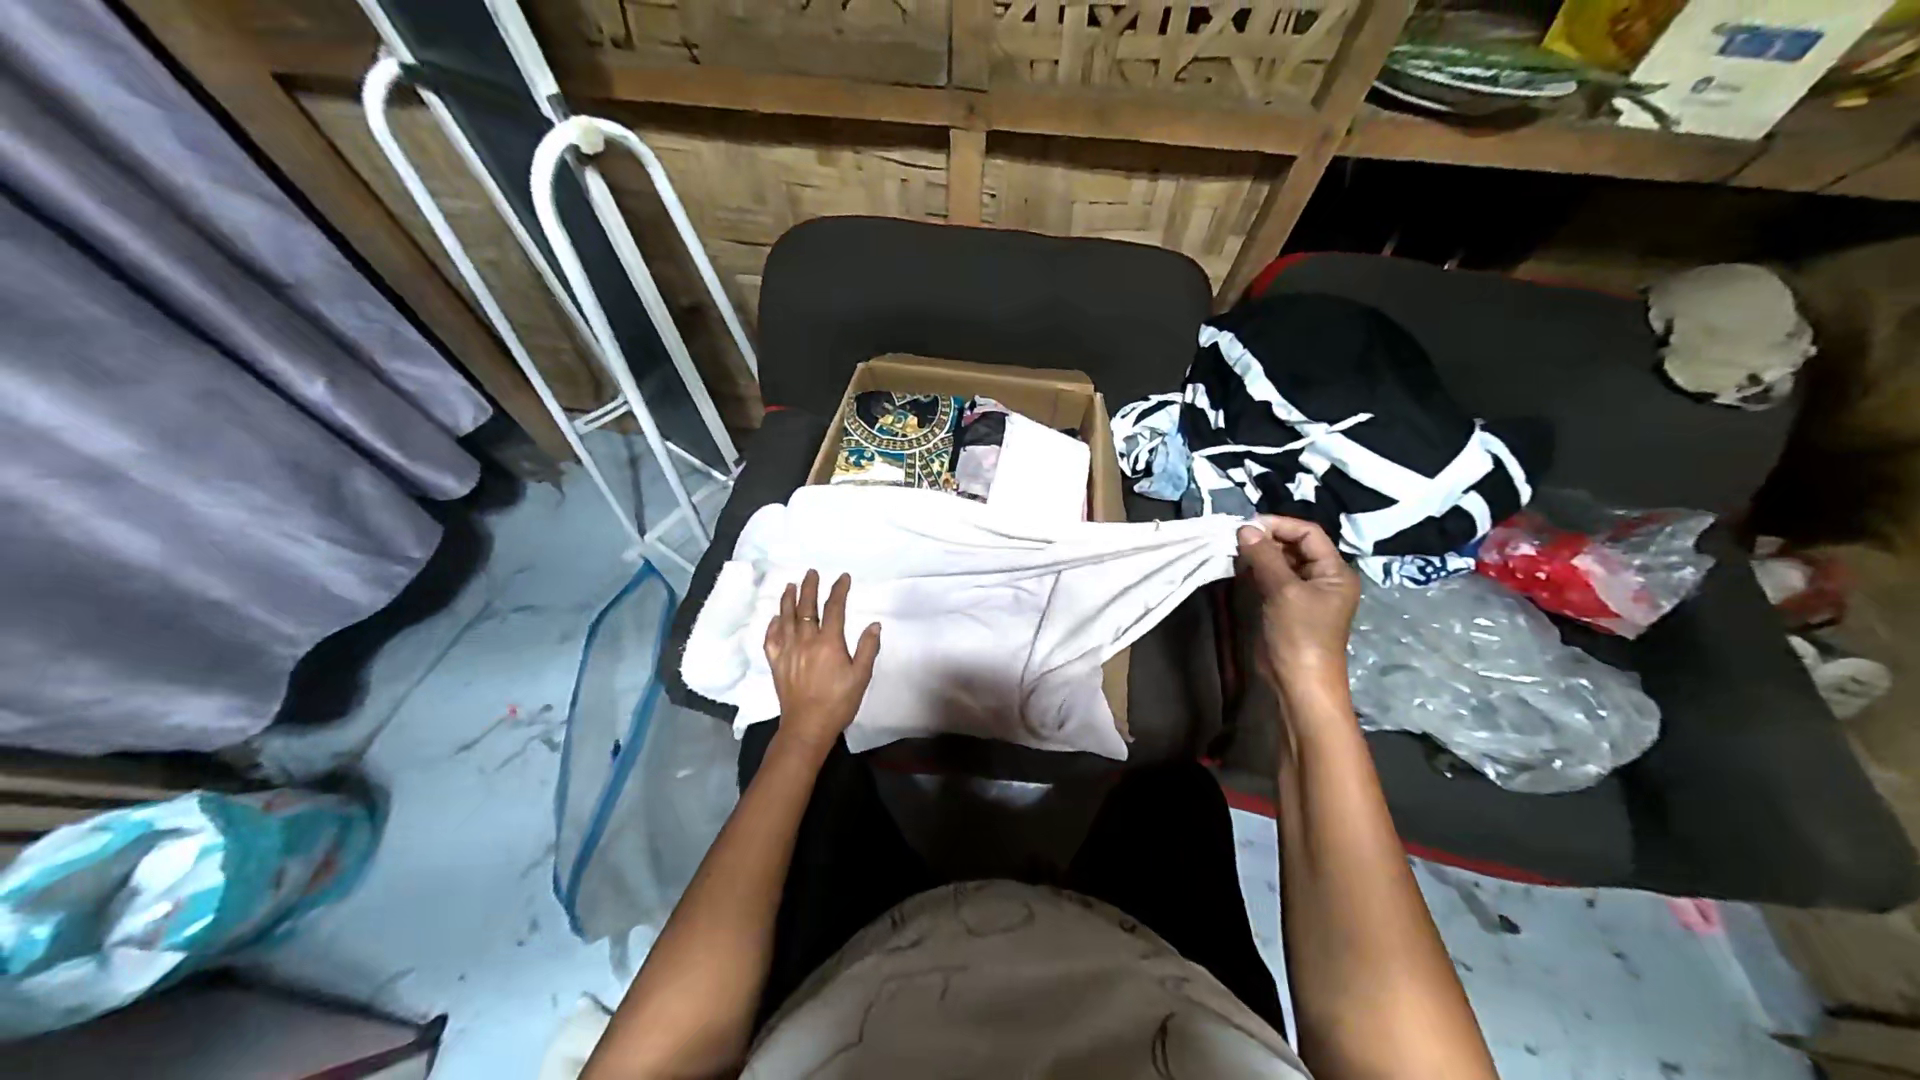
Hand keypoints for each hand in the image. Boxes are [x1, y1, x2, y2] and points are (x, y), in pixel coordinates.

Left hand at [764, 570, 881, 754]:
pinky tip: (775, 618)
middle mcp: (806, 641)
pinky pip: (771, 638)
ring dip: (787, 599)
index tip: (843, 577)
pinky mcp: (776, 663)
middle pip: (806, 607)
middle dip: (809, 587)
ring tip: (789, 585)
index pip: (834, 608)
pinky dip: (773, 625)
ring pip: (786, 618)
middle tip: (811, 572)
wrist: (807, 726)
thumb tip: (874, 624)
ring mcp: (788, 651)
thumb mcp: (861, 676)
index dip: (839, 590)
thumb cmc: (839, 702)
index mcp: (829, 642)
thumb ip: (867, 648)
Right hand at [1237, 516, 1359, 692]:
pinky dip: (1255, 570)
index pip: (1308, 533)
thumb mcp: (1284, 590)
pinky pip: (1271, 578)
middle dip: (1266, 538)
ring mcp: (1303, 592)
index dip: (1280, 525)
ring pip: (1280, 561)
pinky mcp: (1285, 605)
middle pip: (1294, 545)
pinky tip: (1238, 567)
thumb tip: (1244, 528)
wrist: (1298, 681)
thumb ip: (1264, 556)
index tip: (1247, 525)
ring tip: (1233, 550)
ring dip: (1258, 554)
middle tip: (1235, 537)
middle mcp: (1322, 577)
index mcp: (1335, 571)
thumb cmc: (1300, 634)